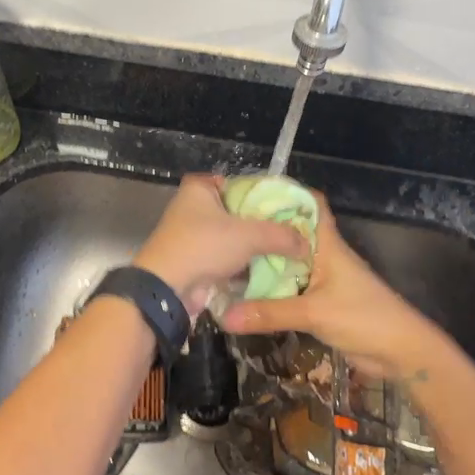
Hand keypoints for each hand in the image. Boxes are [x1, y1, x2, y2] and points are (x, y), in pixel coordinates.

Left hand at [134, 175, 309, 313]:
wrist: (167, 289)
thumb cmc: (204, 247)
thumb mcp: (249, 235)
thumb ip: (281, 235)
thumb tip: (306, 243)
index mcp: (200, 189)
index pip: (242, 185)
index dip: (266, 196)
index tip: (290, 211)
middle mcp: (194, 208)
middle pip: (239, 213)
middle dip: (264, 226)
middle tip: (293, 234)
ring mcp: (193, 236)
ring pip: (233, 238)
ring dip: (255, 248)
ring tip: (286, 253)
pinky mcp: (195, 261)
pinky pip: (226, 259)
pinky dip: (243, 265)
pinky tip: (268, 270)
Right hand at [220, 196, 452, 378]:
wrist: (400, 353)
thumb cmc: (364, 318)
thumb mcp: (313, 313)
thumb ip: (269, 313)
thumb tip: (225, 316)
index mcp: (328, 245)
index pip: (311, 205)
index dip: (287, 193)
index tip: (251, 194)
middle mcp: (324, 257)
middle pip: (292, 234)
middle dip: (264, 230)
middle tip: (226, 228)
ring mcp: (323, 281)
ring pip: (289, 263)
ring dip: (265, 262)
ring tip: (228, 257)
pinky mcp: (321, 304)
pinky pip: (290, 289)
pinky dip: (271, 288)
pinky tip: (245, 292)